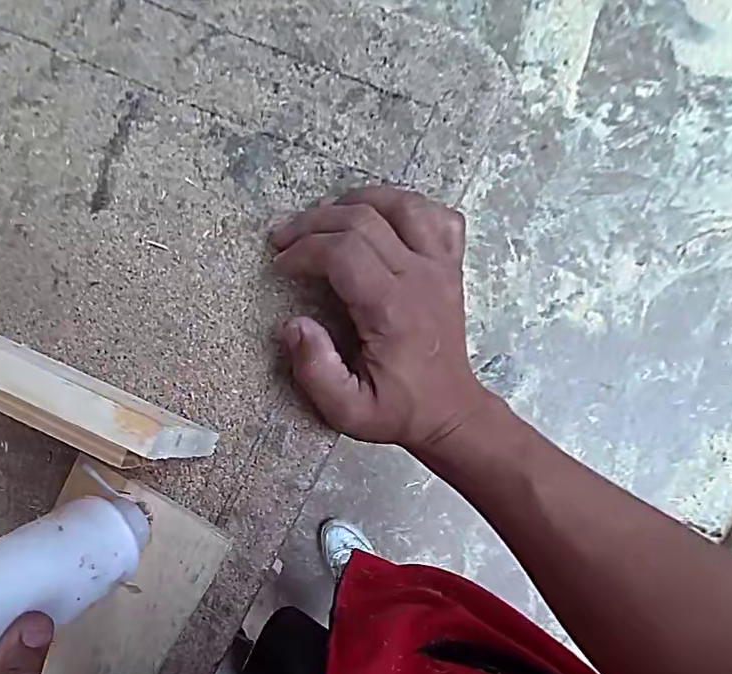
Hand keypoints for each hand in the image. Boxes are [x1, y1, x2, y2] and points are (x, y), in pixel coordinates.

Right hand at [270, 186, 498, 453]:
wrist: (449, 413)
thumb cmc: (397, 412)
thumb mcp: (347, 410)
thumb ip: (316, 372)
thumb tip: (293, 325)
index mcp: (393, 310)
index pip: (343, 252)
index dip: (304, 251)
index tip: (280, 265)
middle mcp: (421, 277)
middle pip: (364, 218)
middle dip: (314, 223)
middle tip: (285, 240)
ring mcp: (441, 267)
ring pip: (401, 204)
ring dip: (356, 202)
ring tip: (324, 221)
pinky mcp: (450, 267)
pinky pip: (434, 215)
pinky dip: (403, 207)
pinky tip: (379, 222)